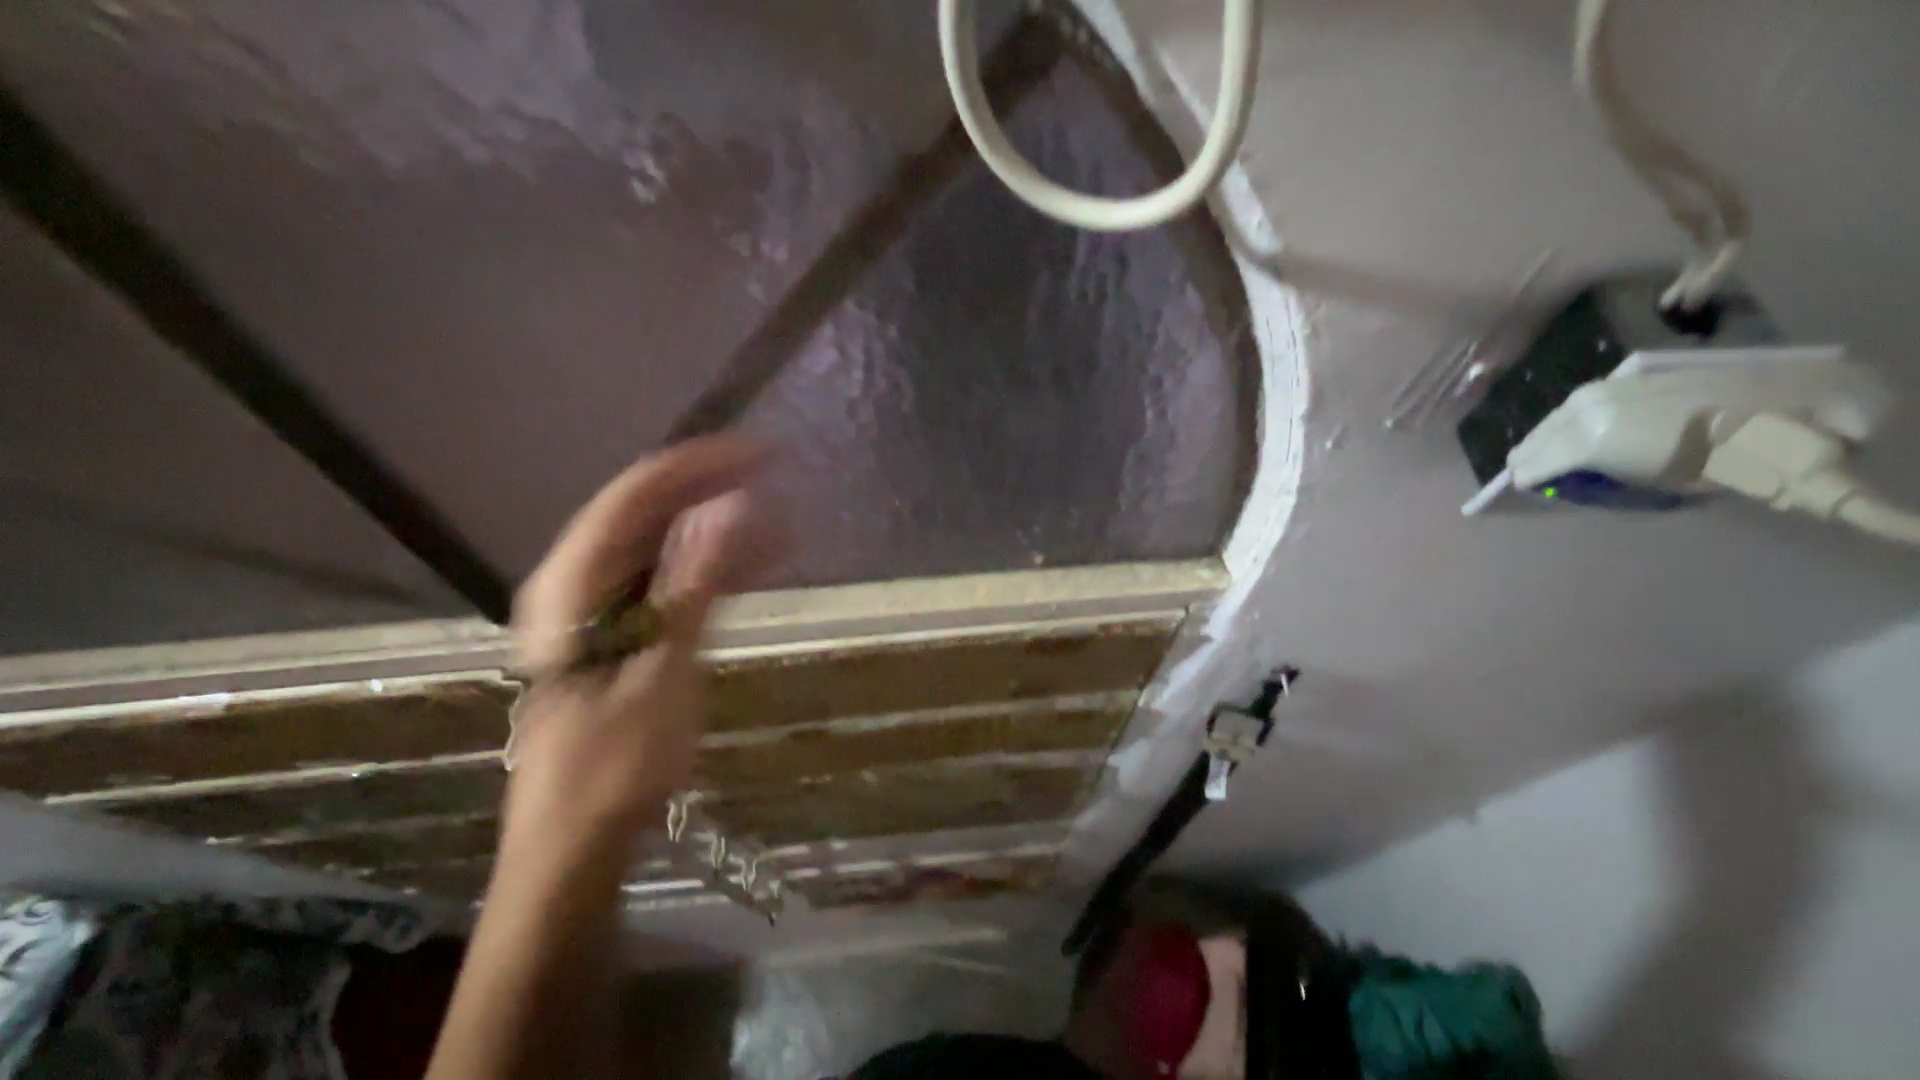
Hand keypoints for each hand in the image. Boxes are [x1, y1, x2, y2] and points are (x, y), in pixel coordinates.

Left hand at [502, 436, 775, 848]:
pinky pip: (672, 584)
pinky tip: (762, 565)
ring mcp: (601, 611)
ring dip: (723, 530)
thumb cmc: (613, 765)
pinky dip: (714, 571)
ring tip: (788, 520)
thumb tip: (731, 509)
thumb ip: (694, 585)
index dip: (699, 464)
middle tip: (782, 473)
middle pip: (650, 514)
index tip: (762, 451)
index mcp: (573, 583)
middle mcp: (581, 584)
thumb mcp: (662, 671)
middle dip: (716, 489)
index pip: (637, 495)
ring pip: (666, 548)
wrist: (574, 842)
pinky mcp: (624, 637)